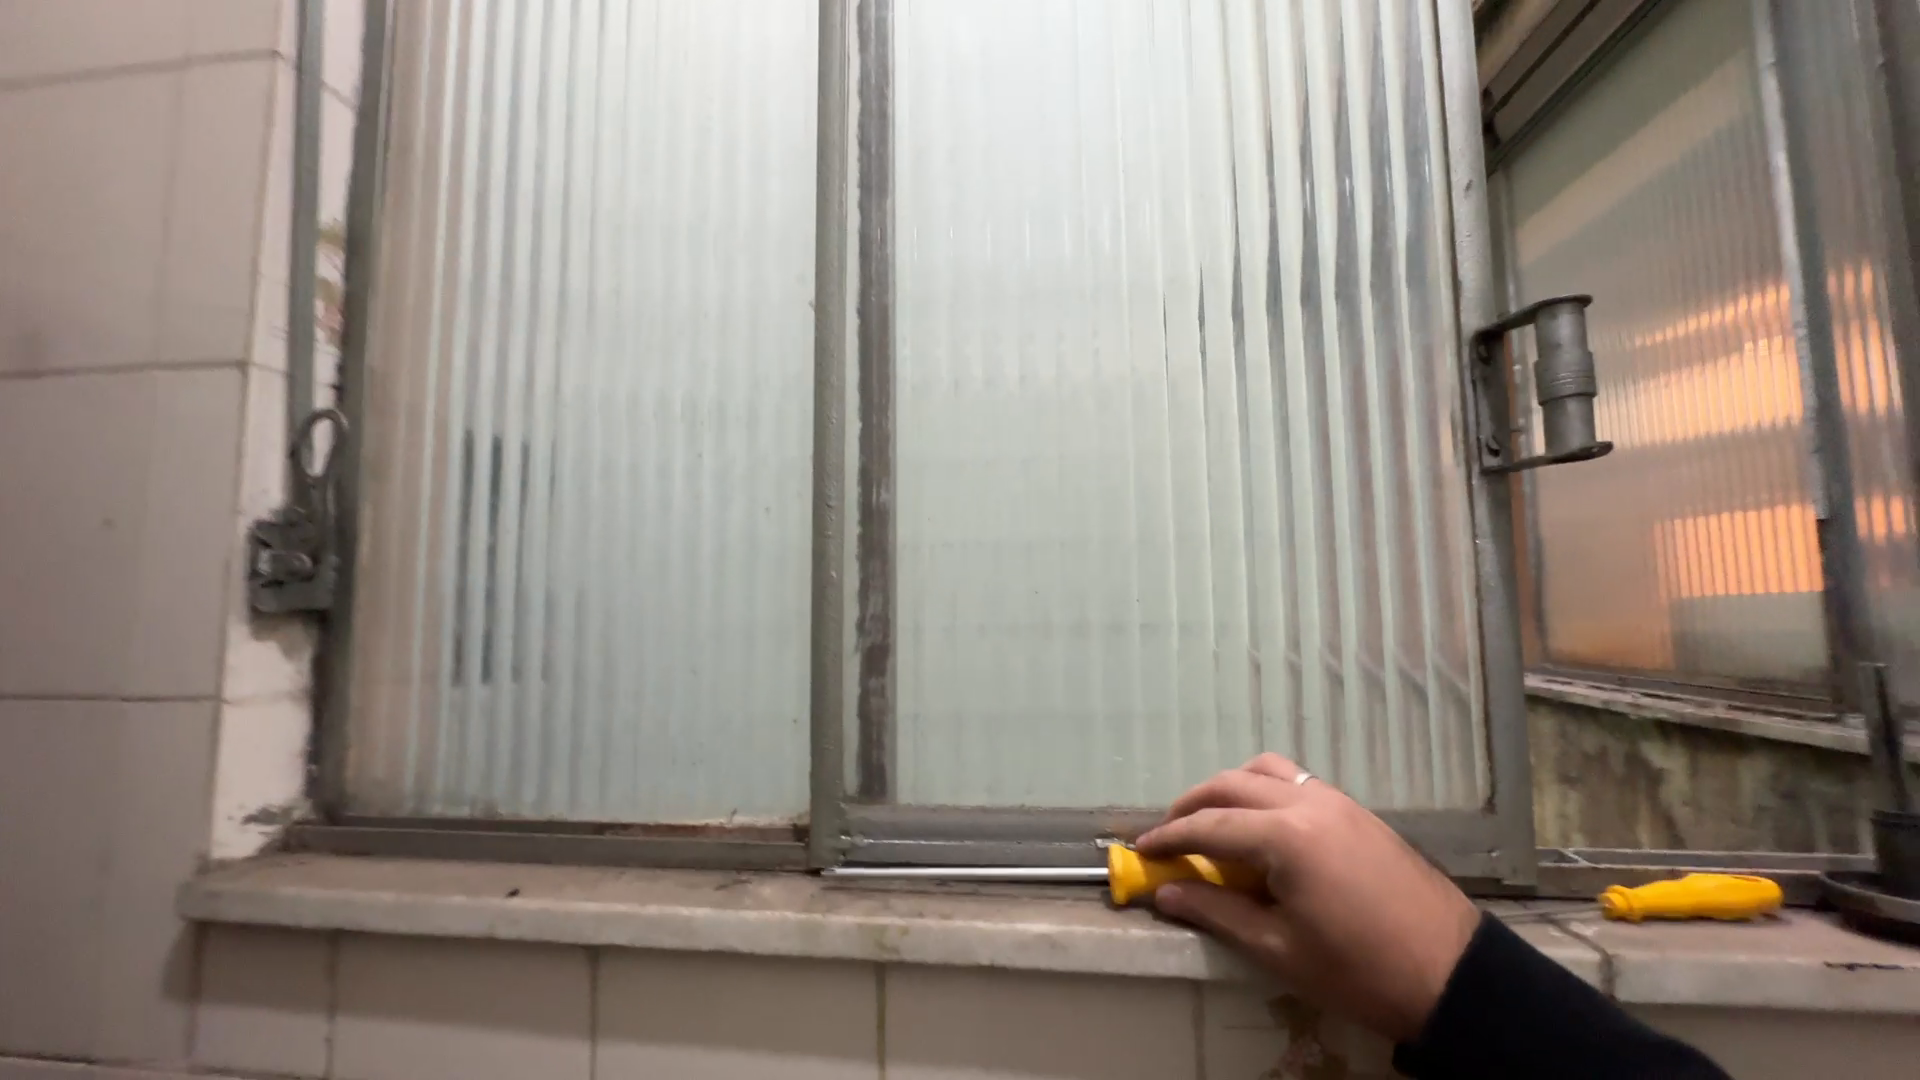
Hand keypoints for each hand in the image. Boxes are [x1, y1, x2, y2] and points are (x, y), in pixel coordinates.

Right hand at [1135, 753, 1480, 1042]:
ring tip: (1214, 819)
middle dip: (1191, 805)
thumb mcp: (1280, 949)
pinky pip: (1296, 779)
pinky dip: (1264, 789)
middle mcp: (1307, 803)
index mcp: (1286, 837)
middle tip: (1170, 834)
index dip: (1169, 837)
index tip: (1141, 849)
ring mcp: (1336, 801)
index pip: (1210, 826)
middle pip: (1230, 784)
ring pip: (1265, 769)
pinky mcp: (1356, 810)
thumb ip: (1216, 912)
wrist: (1456, 978)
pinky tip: (1262, 823)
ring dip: (1229, 787)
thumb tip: (1164, 893)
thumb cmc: (1361, 971)